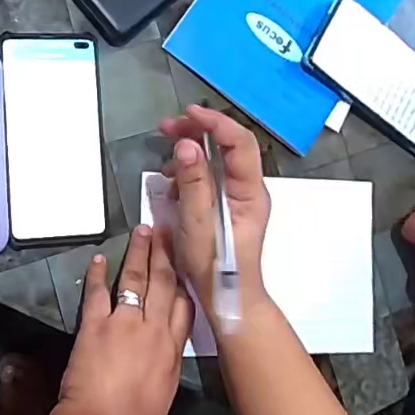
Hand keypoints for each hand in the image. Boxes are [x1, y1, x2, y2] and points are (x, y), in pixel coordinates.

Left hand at [56, 225, 194, 414]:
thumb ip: (163, 365)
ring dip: (139, 252)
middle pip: (164, 283)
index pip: (185, 307)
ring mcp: (125, 324)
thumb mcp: (162, 394)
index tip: (185, 261)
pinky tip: (99, 258)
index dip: (186, 280)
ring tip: (142, 231)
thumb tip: (160, 352)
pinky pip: (99, 292)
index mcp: (173, 352)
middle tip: (166, 231)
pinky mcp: (96, 325)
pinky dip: (98, 273)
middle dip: (165, 254)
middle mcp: (154, 331)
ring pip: (136, 279)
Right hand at [159, 105, 271, 326]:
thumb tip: (186, 146)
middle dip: (197, 131)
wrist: (226, 299)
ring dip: (189, 154)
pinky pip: (208, 177)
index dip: (215, 122)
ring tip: (165, 166)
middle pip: (227, 145)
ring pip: (215, 160)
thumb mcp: (198, 224)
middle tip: (168, 128)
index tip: (188, 114)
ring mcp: (237, 197)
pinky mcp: (224, 205)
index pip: (239, 142)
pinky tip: (171, 184)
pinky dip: (187, 173)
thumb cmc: (216, 268)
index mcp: (249, 191)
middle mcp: (247, 189)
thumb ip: (193, 183)